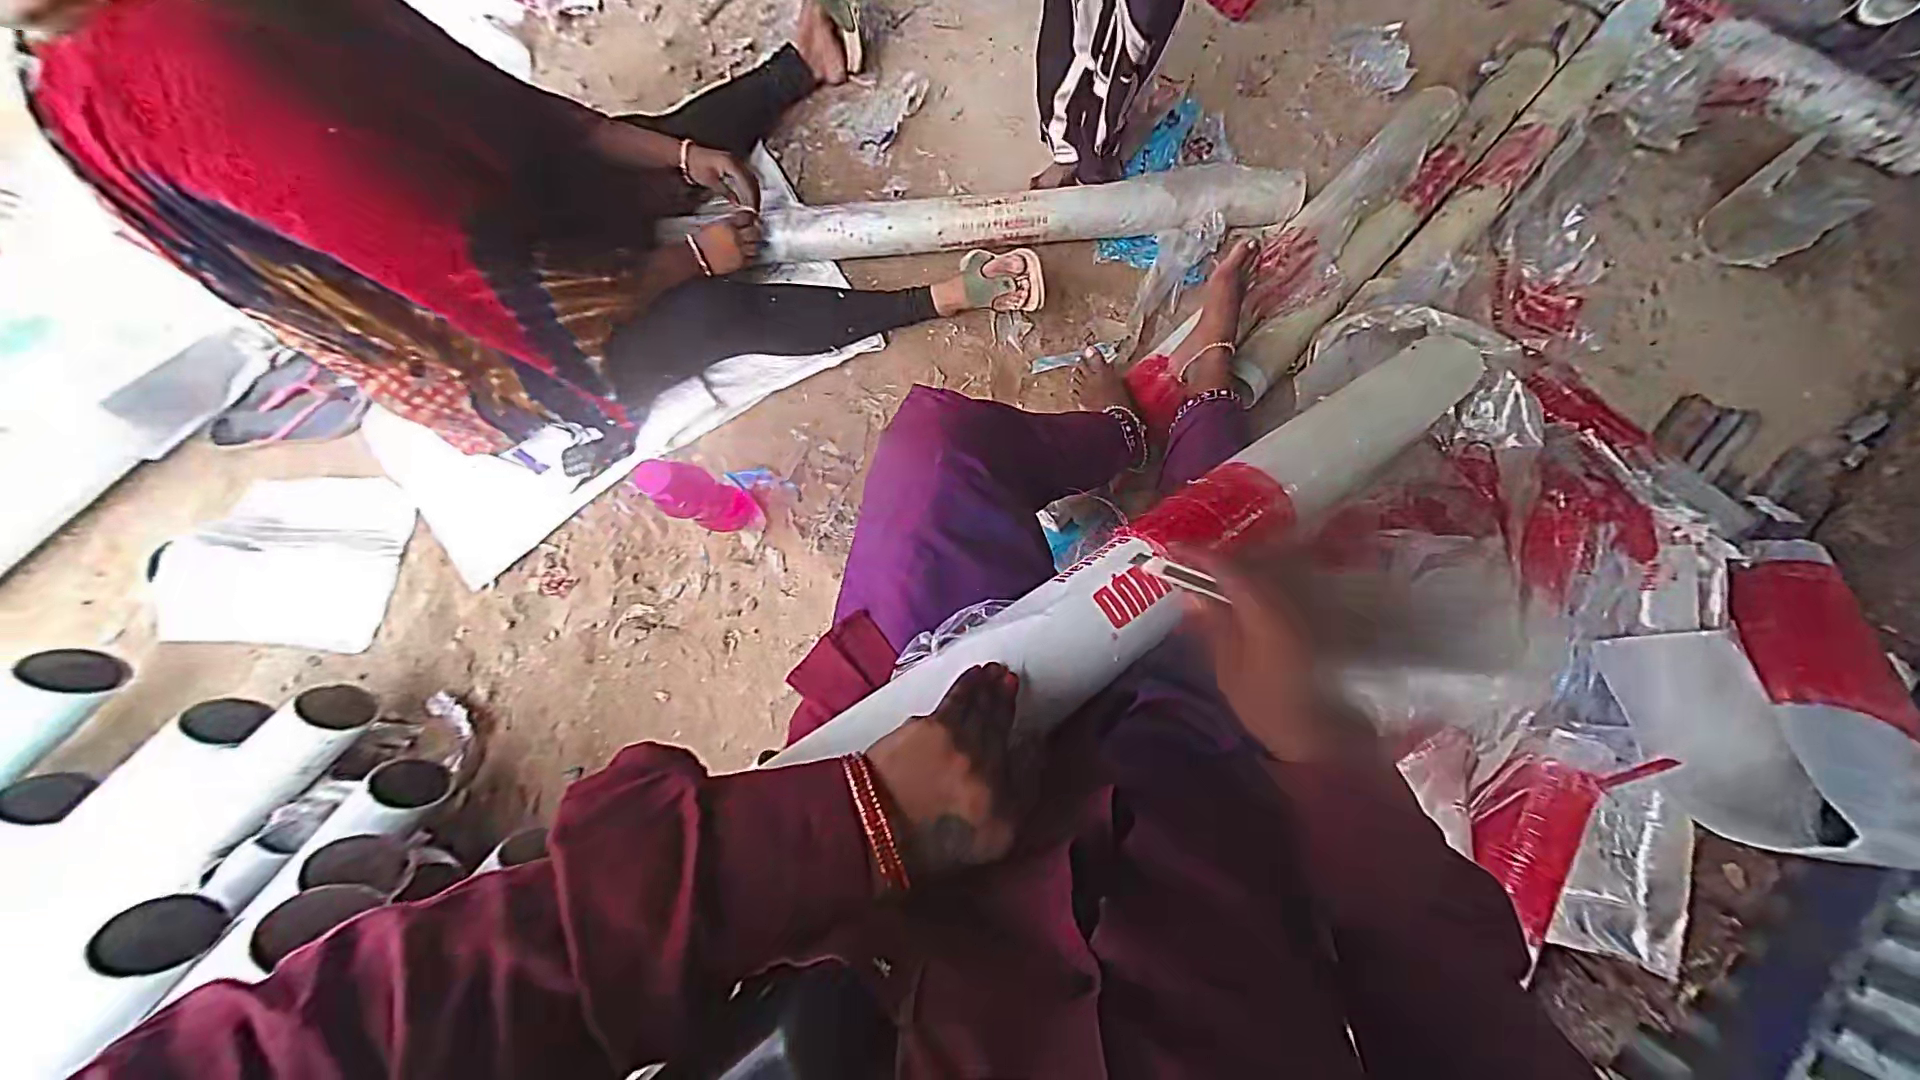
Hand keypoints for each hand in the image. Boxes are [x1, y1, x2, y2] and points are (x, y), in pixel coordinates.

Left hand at [683, 144, 759, 208]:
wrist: (687, 155)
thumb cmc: (697, 167)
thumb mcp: (711, 182)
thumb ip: (727, 193)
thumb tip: (739, 205)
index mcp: (732, 165)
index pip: (748, 184)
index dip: (752, 199)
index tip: (753, 212)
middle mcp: (737, 161)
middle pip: (753, 182)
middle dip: (755, 198)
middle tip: (755, 212)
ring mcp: (736, 161)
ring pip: (752, 179)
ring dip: (754, 193)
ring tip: (753, 206)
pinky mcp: (734, 163)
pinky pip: (747, 177)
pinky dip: (749, 188)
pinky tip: (748, 197)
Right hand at [691, 210, 761, 275]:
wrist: (697, 256)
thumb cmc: (700, 240)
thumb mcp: (713, 225)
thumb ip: (726, 222)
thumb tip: (735, 221)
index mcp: (728, 225)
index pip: (746, 217)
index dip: (751, 216)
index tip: (754, 216)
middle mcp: (736, 237)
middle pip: (755, 232)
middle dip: (757, 230)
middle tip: (757, 230)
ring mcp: (740, 251)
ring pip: (755, 246)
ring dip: (755, 243)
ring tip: (753, 242)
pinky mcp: (740, 263)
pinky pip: (752, 258)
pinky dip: (752, 255)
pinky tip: (749, 253)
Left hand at [865, 663, 1031, 878]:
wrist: (869, 830)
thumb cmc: (919, 846)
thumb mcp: (983, 846)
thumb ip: (1010, 810)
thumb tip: (1022, 770)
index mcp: (1003, 810)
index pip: (1029, 770)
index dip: (1034, 749)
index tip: (1033, 734)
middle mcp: (988, 771)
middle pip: (1003, 727)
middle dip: (1008, 701)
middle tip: (1011, 681)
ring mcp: (960, 744)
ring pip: (981, 707)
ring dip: (989, 686)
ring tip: (994, 671)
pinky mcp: (931, 726)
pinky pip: (957, 698)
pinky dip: (968, 685)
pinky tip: (972, 677)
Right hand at [1185, 548, 1358, 762]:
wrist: (1319, 738)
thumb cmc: (1267, 708)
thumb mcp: (1228, 669)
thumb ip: (1213, 625)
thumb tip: (1190, 593)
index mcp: (1264, 611)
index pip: (1227, 568)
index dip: (1196, 555)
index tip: (1170, 550)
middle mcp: (1290, 600)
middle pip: (1250, 562)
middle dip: (1216, 557)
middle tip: (1187, 562)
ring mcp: (1307, 607)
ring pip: (1268, 571)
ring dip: (1237, 567)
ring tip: (1210, 575)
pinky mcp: (1314, 618)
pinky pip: (1280, 585)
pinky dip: (1256, 582)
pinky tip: (1239, 593)